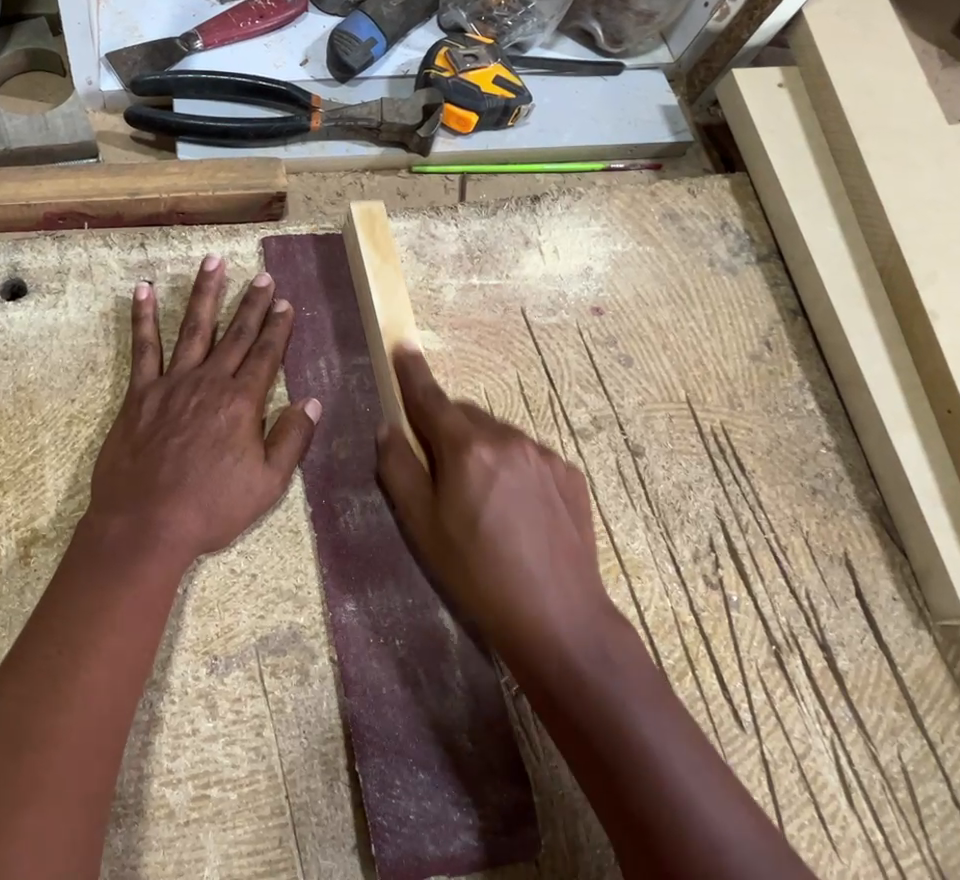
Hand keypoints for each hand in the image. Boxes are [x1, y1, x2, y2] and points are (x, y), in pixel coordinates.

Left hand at [80, 255, 321, 568]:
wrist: (146, 522)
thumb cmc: (210, 508)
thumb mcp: (267, 484)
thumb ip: (291, 439)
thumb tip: (312, 401)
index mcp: (242, 403)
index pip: (265, 356)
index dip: (277, 328)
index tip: (285, 302)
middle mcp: (209, 383)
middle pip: (235, 335)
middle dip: (251, 304)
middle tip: (262, 276)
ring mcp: (171, 384)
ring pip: (192, 329)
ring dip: (204, 294)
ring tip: (212, 262)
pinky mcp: (139, 394)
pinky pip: (142, 348)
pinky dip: (142, 317)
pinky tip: (141, 290)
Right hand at [375, 346, 611, 667]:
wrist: (556, 616)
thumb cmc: (474, 573)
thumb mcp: (419, 524)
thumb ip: (398, 468)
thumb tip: (389, 428)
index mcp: (466, 449)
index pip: (430, 399)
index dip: (412, 373)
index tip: (404, 344)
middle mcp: (508, 439)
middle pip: (465, 415)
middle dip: (445, 428)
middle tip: (436, 471)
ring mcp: (545, 456)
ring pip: (497, 435)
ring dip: (479, 449)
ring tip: (479, 500)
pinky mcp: (570, 475)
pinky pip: (527, 455)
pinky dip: (510, 467)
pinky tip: (512, 510)